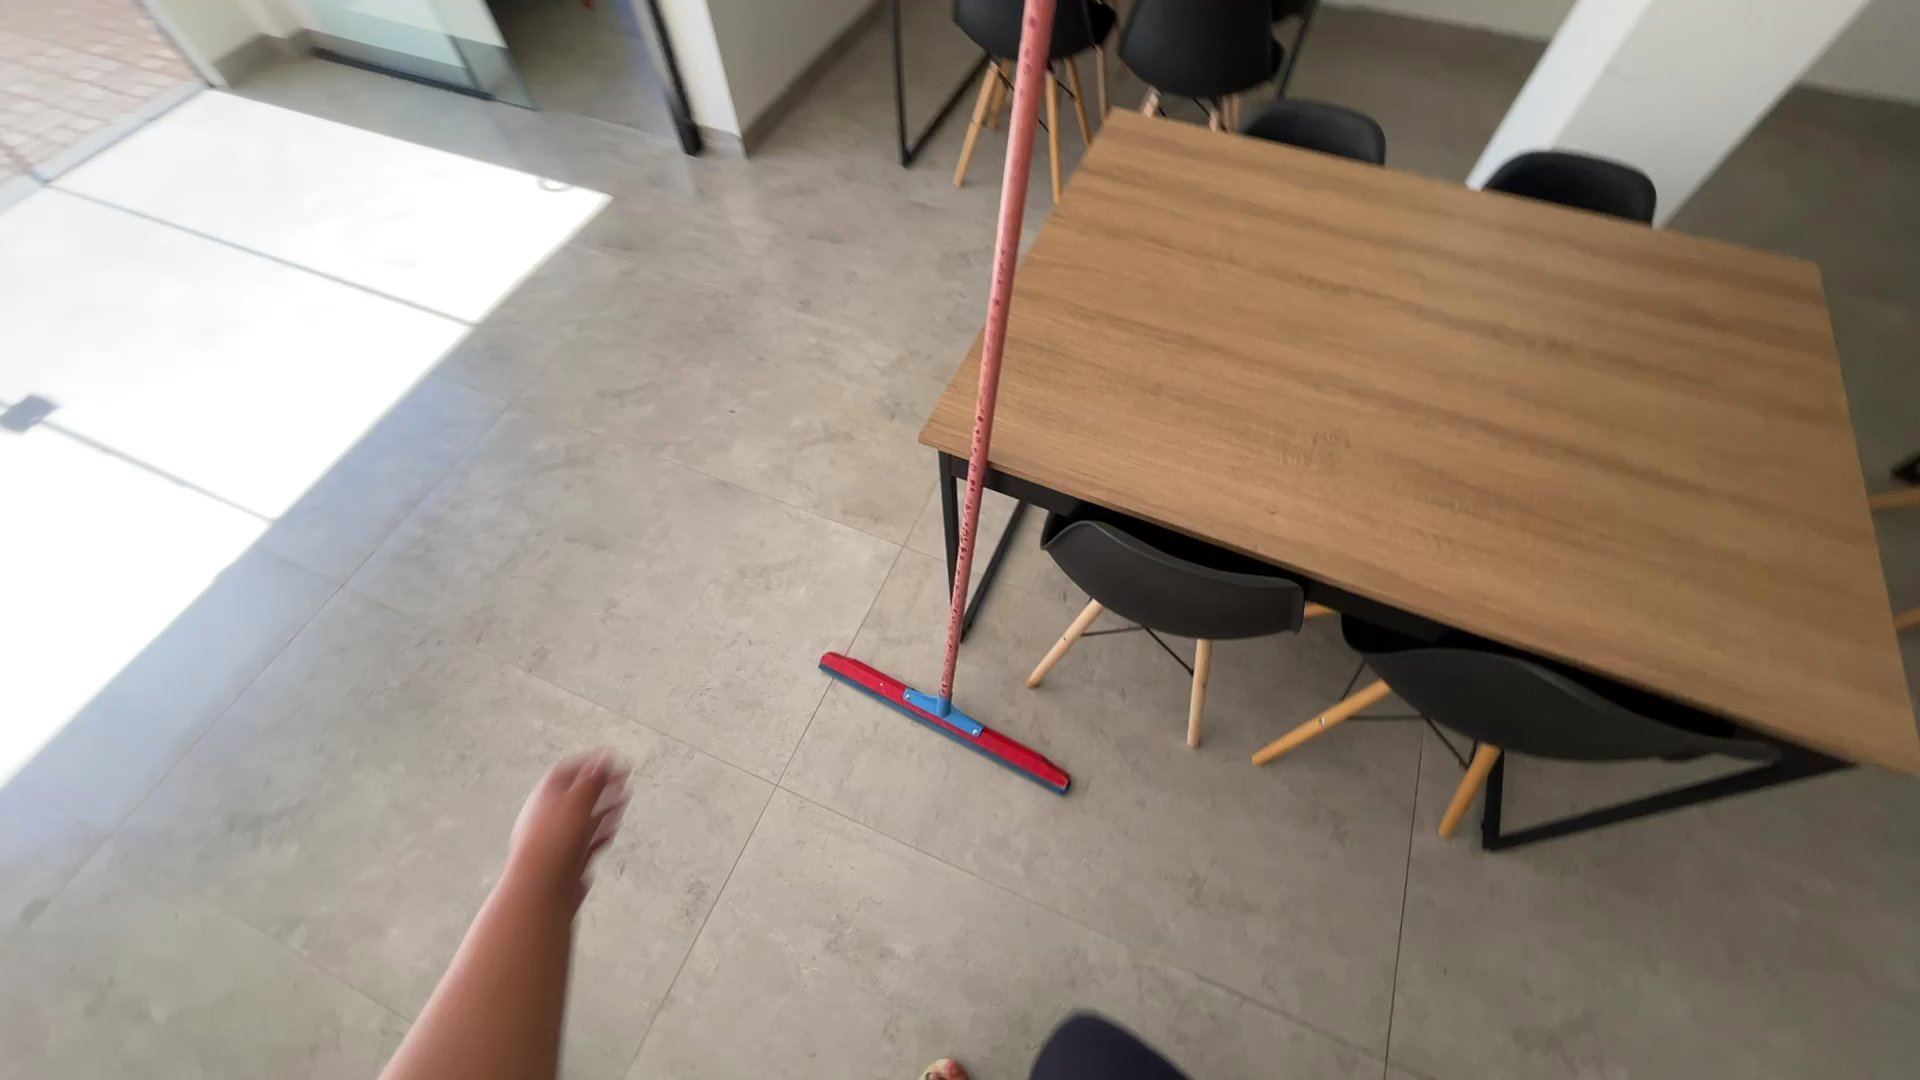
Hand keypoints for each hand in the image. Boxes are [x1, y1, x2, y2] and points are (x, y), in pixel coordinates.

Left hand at [507, 750, 630, 907]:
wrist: (543, 889)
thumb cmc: (554, 841)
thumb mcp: (578, 801)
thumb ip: (594, 779)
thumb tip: (604, 760)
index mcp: (545, 797)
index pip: (567, 770)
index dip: (590, 762)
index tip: (611, 757)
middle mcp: (549, 816)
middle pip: (578, 793)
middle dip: (602, 783)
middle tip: (624, 777)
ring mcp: (559, 838)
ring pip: (586, 816)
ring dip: (606, 805)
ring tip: (625, 798)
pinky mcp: (569, 858)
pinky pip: (589, 838)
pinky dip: (603, 830)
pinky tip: (614, 827)